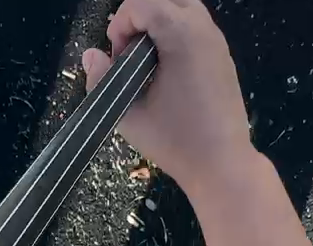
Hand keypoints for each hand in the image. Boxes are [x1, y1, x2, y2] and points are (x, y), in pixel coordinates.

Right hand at [82, 0, 255, 202]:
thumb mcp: (129, 116)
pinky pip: (194, 26)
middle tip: (127, 55)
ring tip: (145, 62)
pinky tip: (165, 71)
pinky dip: (174, 34)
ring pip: (181, 7)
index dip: (119, 26)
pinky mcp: (222, 54)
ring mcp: (216, 39)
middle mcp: (202, 27)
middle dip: (138, 18)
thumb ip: (103, 81)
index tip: (115, 60)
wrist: (220, 162)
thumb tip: (90, 55)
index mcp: (181, 34)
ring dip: (157, 24)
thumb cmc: (174, 142)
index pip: (141, 3)